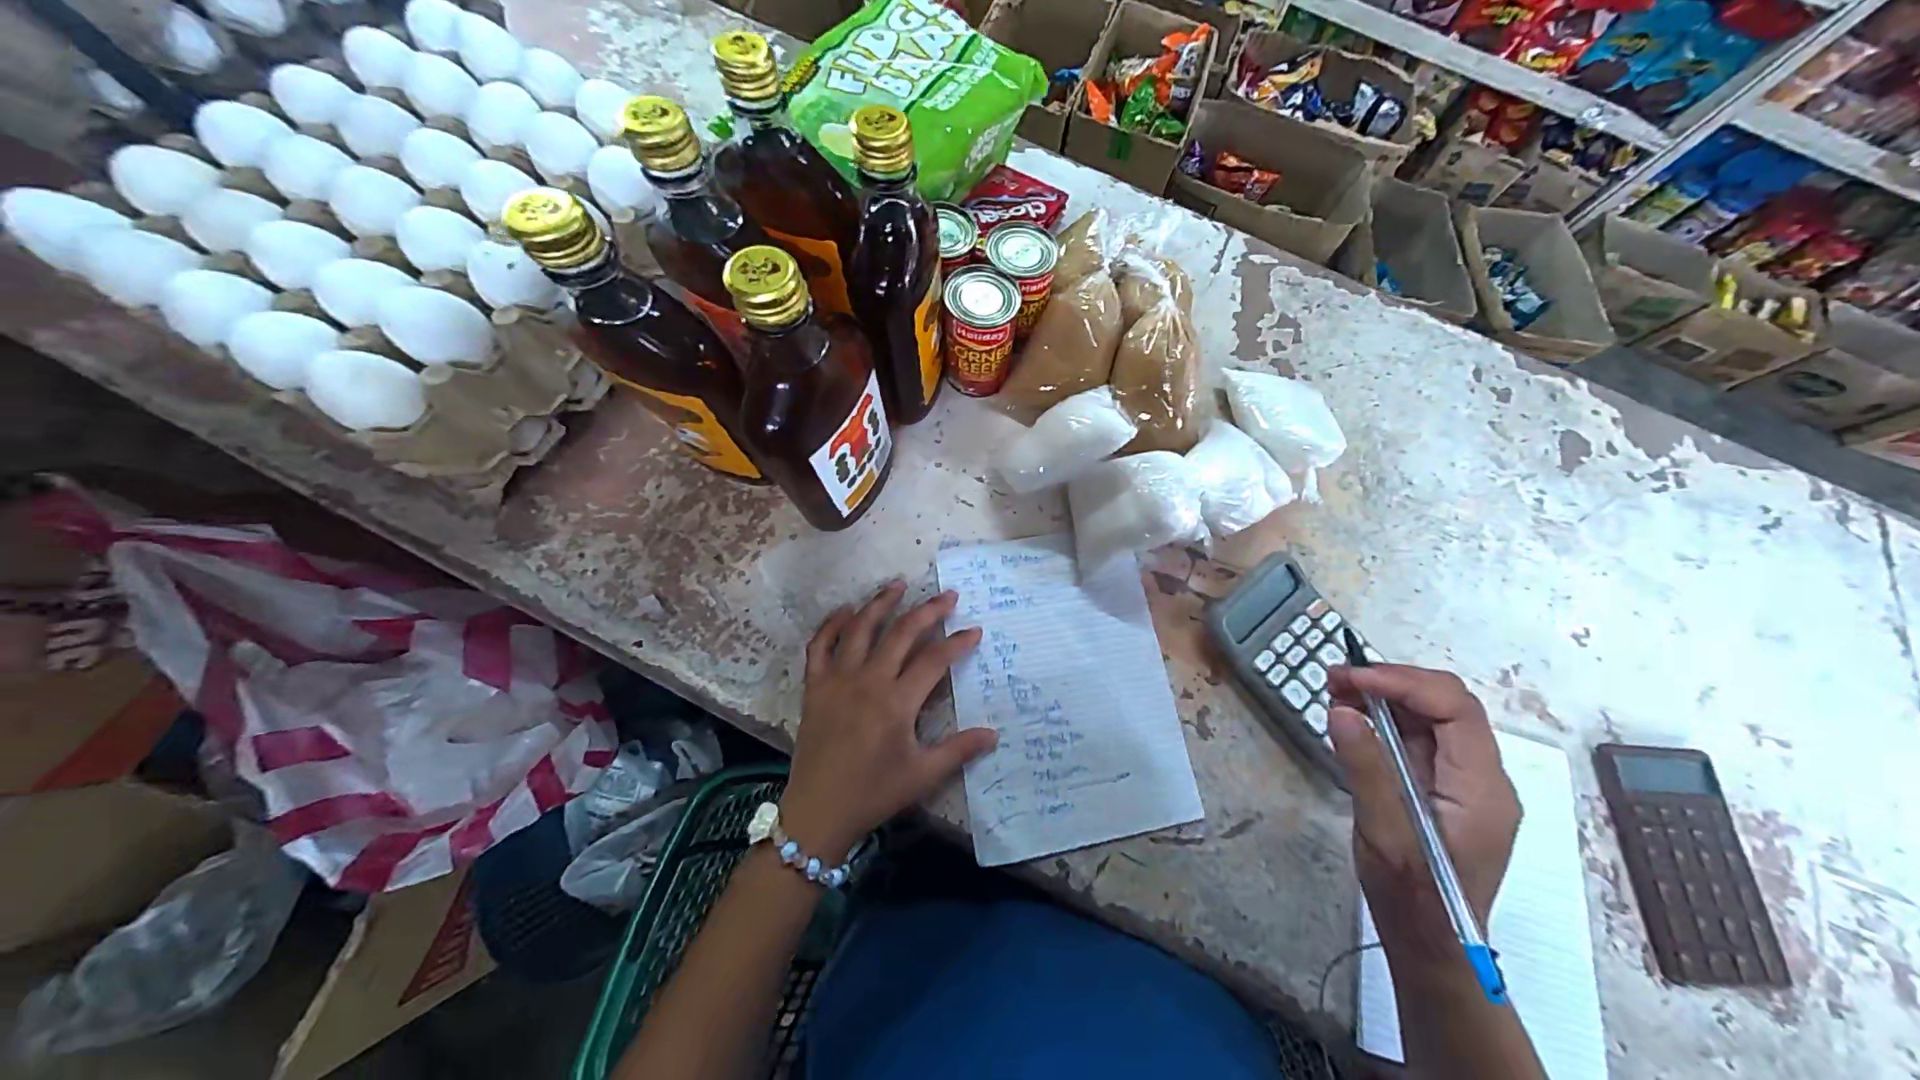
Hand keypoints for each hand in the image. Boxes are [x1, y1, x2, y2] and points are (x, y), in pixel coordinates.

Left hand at [780, 583, 998, 861]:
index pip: (934, 659)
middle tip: (946, 595)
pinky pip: (820, 646)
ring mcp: (837, 680)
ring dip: (880, 603)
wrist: (818, 810)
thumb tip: (994, 733)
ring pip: (860, 629)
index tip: (974, 631)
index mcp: (897, 702)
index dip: (957, 642)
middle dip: (927, 611)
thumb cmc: (874, 793)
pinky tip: (846, 611)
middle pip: (901, 633)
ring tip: (897, 584)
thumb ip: (959, 750)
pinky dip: (832, 624)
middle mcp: (868, 681)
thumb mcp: (923, 775)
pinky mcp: (815, 686)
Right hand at [1327, 665, 1520, 948]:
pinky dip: (1384, 720)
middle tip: (1335, 680)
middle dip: (1392, 683)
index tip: (1350, 679)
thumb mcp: (1384, 834)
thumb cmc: (1413, 897)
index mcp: (1482, 788)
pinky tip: (1353, 719)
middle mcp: (1483, 778)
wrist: (1431, 945)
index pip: (1455, 709)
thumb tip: (1341, 710)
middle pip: (1447, 705)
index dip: (1402, 683)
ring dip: (1385, 697)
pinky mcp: (1443, 788)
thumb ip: (1366, 769)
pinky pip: (1419, 738)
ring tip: (1336, 694)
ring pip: (1432, 717)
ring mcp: (1464, 782)